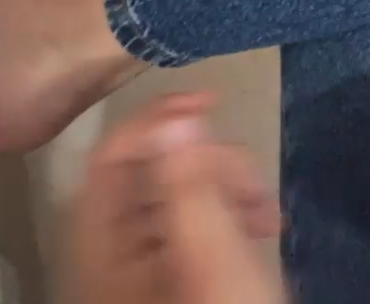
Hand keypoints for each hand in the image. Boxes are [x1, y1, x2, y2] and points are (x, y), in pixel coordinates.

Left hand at [72, 93, 286, 303]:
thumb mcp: (214, 254)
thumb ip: (193, 185)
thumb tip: (178, 118)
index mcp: (104, 252)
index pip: (110, 158)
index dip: (155, 119)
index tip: (209, 98)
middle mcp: (112, 255)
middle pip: (153, 172)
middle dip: (213, 163)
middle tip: (253, 184)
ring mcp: (141, 267)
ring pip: (181, 190)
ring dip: (230, 185)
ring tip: (265, 211)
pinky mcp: (172, 271)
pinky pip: (195, 215)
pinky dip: (231, 207)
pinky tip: (260, 224)